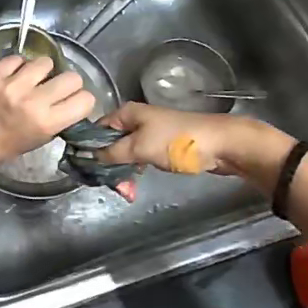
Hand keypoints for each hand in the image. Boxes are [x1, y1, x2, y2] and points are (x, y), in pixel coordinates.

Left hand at [0, 54, 95, 165]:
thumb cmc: (11, 142)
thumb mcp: (43, 137)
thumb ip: (61, 117)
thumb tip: (75, 97)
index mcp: (47, 122)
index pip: (85, 100)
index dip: (83, 99)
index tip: (74, 100)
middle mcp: (32, 102)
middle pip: (72, 77)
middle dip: (68, 82)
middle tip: (56, 88)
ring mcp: (12, 86)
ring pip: (46, 62)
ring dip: (43, 70)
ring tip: (35, 79)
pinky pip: (19, 58)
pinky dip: (20, 65)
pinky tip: (16, 75)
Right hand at [97, 103, 294, 189]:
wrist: (220, 144)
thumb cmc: (177, 141)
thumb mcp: (139, 147)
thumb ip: (111, 153)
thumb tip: (87, 156)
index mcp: (127, 113)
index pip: (97, 129)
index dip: (89, 149)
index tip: (86, 171)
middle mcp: (136, 121)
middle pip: (110, 144)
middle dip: (109, 167)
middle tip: (115, 188)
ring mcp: (150, 134)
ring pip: (125, 154)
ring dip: (123, 173)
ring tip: (128, 193)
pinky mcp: (162, 147)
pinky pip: (140, 159)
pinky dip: (136, 172)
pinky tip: (135, 188)